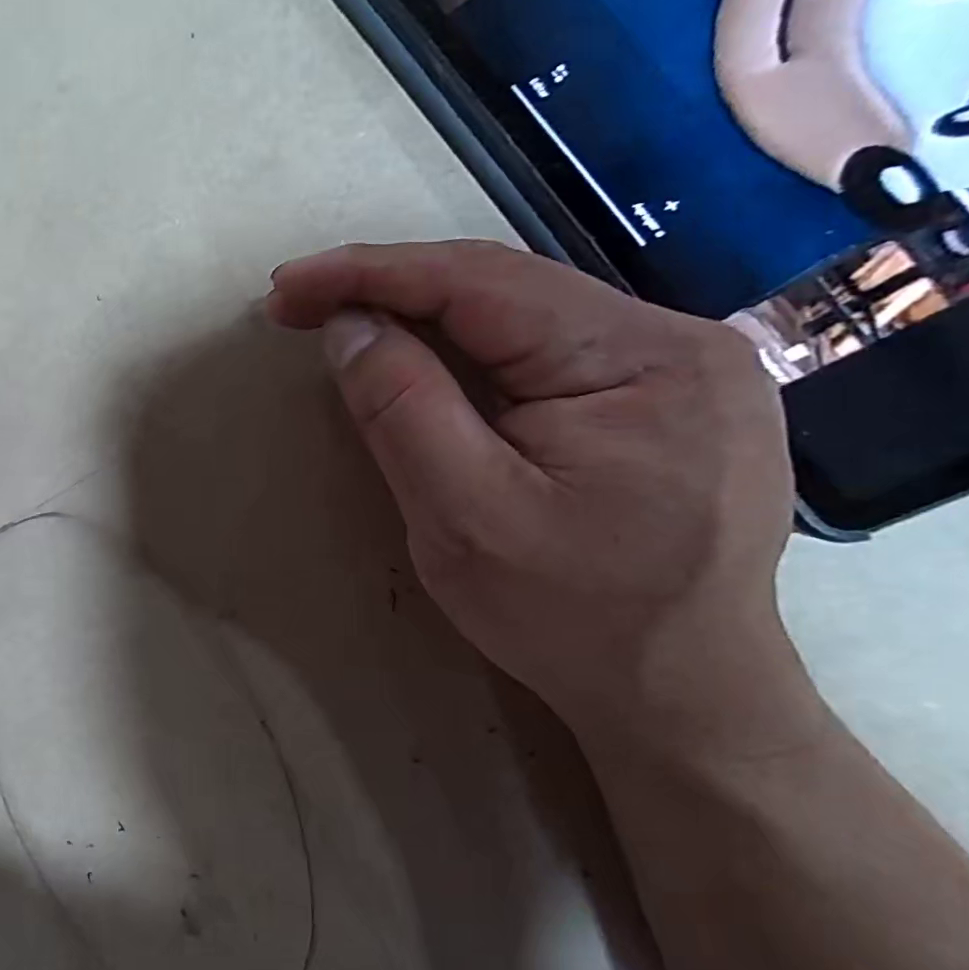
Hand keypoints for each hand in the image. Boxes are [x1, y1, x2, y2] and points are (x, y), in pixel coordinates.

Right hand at [268, 241, 821, 748]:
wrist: (682, 696)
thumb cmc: (570, 619)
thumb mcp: (464, 519)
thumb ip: (402, 409)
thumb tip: (349, 325)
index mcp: (640, 360)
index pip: (479, 281)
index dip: (369, 273)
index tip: (286, 287)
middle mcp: (676, 338)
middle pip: (502, 287)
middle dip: (389, 288)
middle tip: (300, 304)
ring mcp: (679, 364)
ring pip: (519, 313)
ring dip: (422, 313)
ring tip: (345, 323)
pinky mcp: (662, 395)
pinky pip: (541, 346)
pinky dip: (465, 345)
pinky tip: (420, 354)